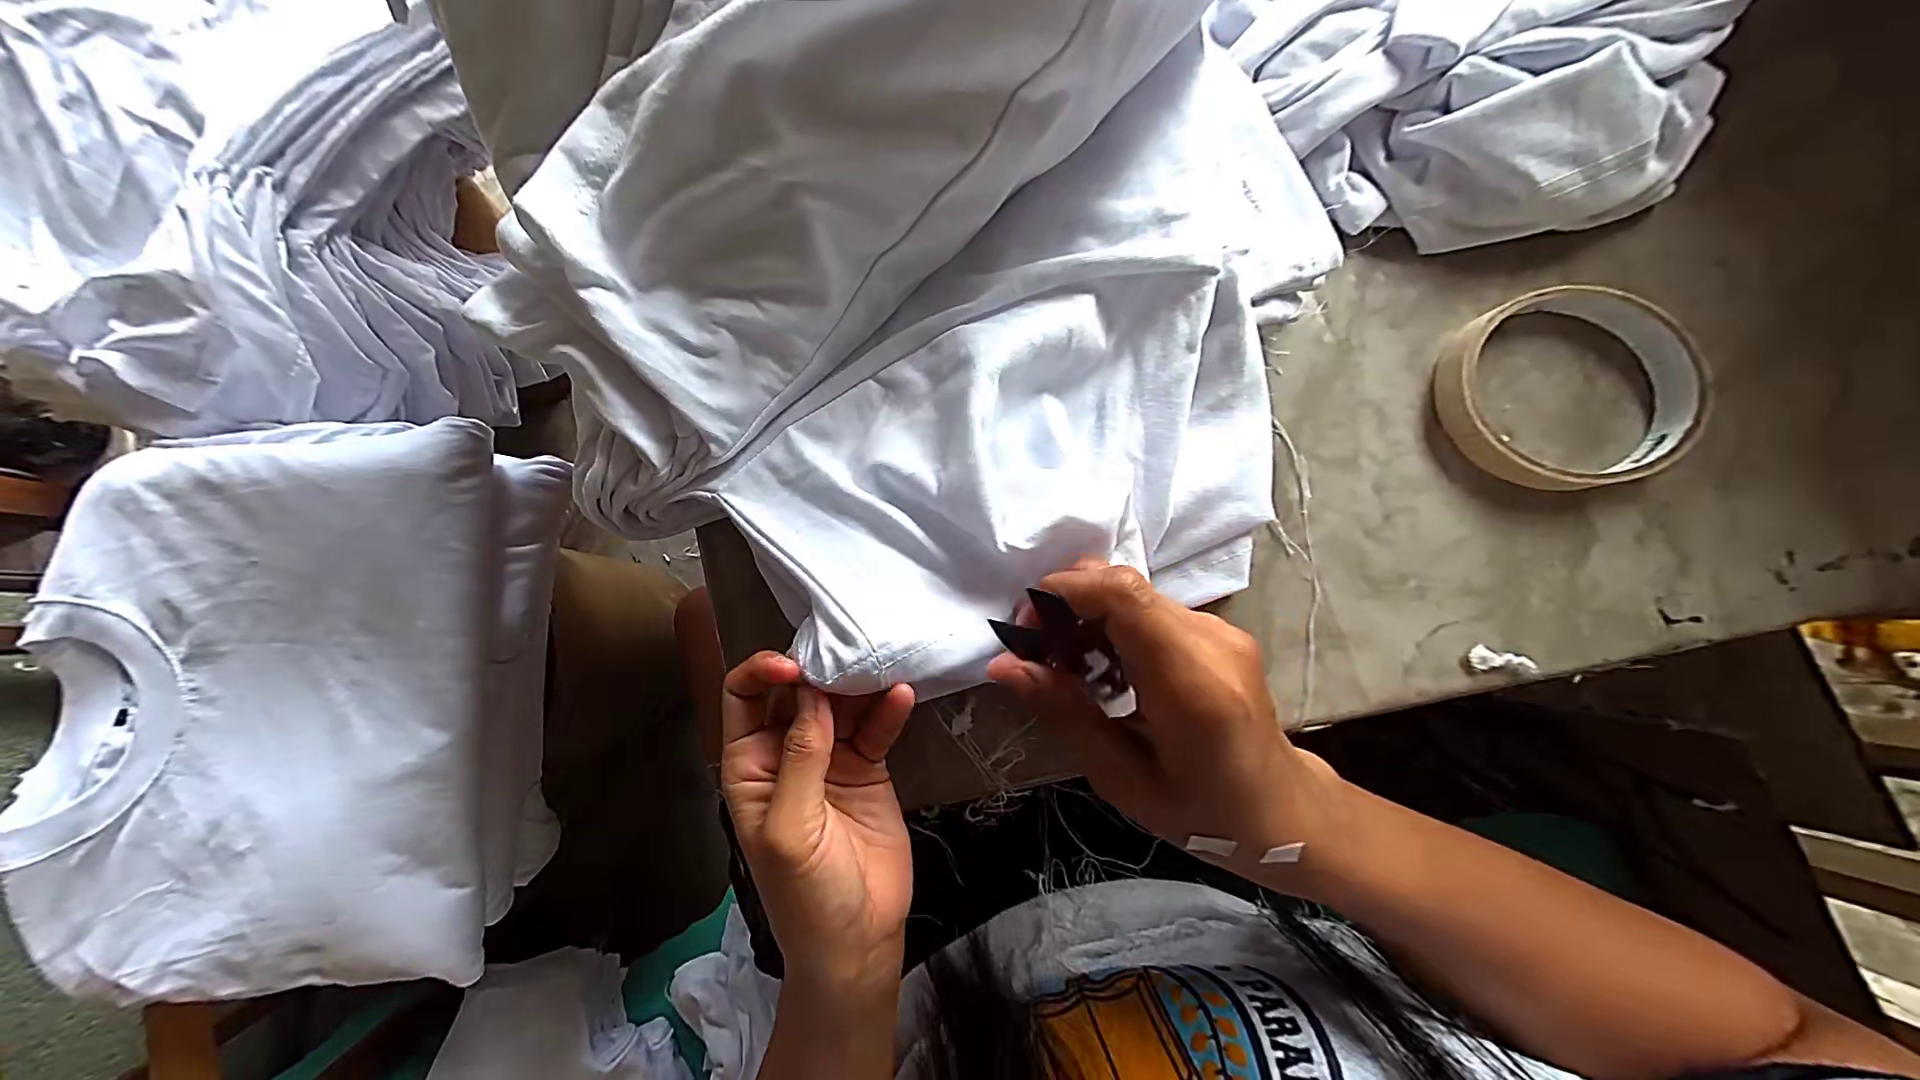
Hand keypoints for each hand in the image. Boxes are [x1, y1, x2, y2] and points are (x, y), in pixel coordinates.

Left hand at [719, 652, 916, 988]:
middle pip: (797, 692)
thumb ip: (801, 759)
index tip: (797, 667)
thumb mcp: (792, 829)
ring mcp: (830, 757)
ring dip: (858, 683)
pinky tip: (901, 694)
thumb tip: (812, 694)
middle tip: (848, 657)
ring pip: (840, 703)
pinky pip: (876, 727)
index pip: (744, 697)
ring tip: (880, 666)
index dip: (763, 672)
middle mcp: (787, 752)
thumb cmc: (805, 896)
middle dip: (818, 670)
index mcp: (751, 764)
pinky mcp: (868, 766)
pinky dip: (888, 710)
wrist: (859, 939)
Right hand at [986, 560, 1344, 868]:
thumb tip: (1002, 665)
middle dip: (1065, 603)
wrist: (1282, 810)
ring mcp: (1218, 629)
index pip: (1124, 595)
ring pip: (1132, 594)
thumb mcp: (1122, 777)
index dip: (1064, 591)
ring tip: (1066, 664)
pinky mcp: (1216, 630)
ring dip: (1085, 615)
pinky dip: (1110, 625)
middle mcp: (1210, 640)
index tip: (1026, 624)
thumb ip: (1065, 713)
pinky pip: (1149, 609)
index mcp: (1192, 683)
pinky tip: (1102, 667)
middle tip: (1037, 649)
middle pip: (1122, 585)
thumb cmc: (1203, 811)